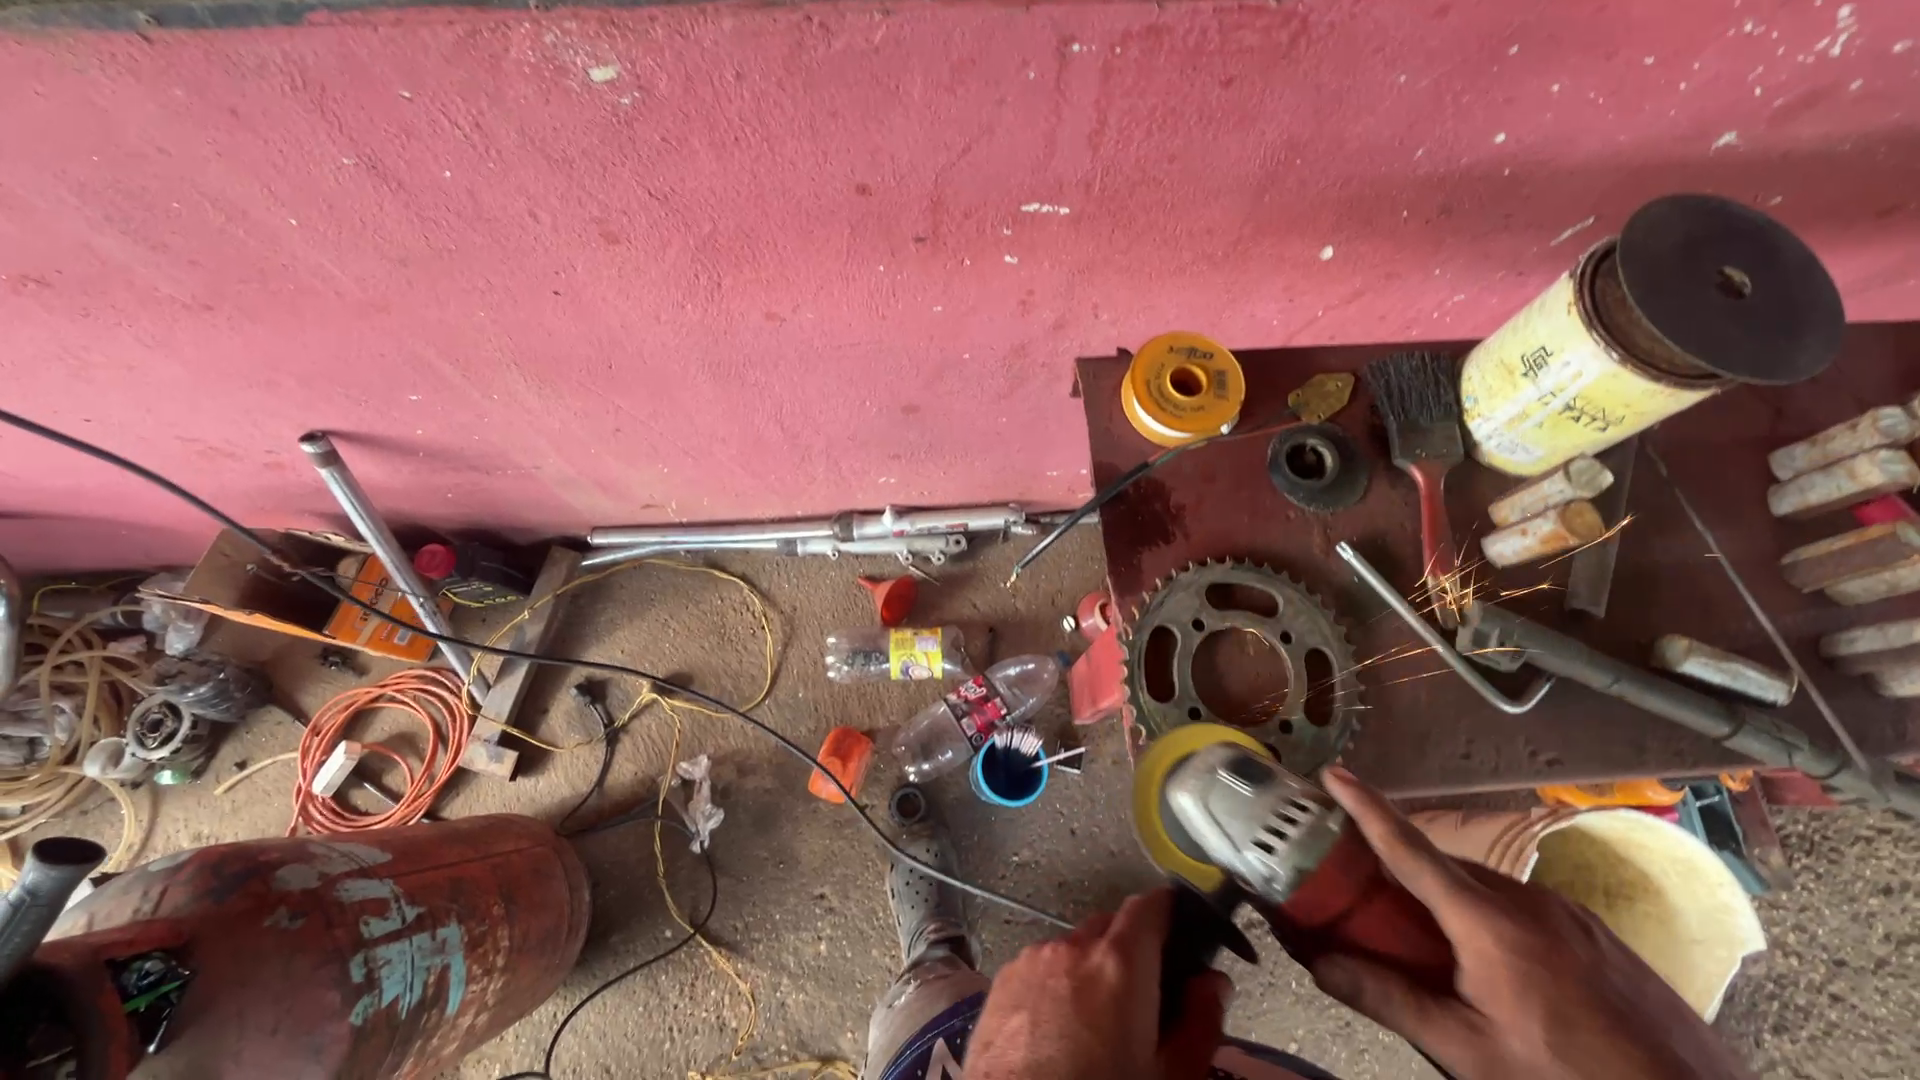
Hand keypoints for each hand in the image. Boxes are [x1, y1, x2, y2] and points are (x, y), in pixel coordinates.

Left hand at [966, 889, 1230, 1079]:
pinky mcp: (1003, 978)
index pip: (1151, 906)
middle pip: (1111, 927)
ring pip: (1074, 947)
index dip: (1169, 911)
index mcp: (1120, 963)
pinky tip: (1057, 1029)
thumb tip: (1212, 982)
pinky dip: (1056, 984)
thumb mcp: (1171, 1076)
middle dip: (1130, 950)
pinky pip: (1042, 966)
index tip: (1180, 927)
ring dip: (1090, 969)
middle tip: (1142, 998)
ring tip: (1094, 1024)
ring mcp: (1033, 959)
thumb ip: (1201, 1022)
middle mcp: (1074, 947)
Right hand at [1305, 766, 1754, 1079]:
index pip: (1410, 849)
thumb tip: (1318, 964)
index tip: (1334, 772)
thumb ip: (1389, 999)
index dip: (1366, 808)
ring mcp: (1566, 912)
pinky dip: (1484, 915)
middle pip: (1443, 866)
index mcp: (1487, 921)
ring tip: (1425, 939)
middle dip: (1398, 869)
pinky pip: (1520, 905)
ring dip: (1443, 898)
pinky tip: (1490, 963)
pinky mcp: (1595, 932)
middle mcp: (1526, 899)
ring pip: (1483, 886)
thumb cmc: (1566, 1077)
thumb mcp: (1468, 1050)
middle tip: (1361, 889)